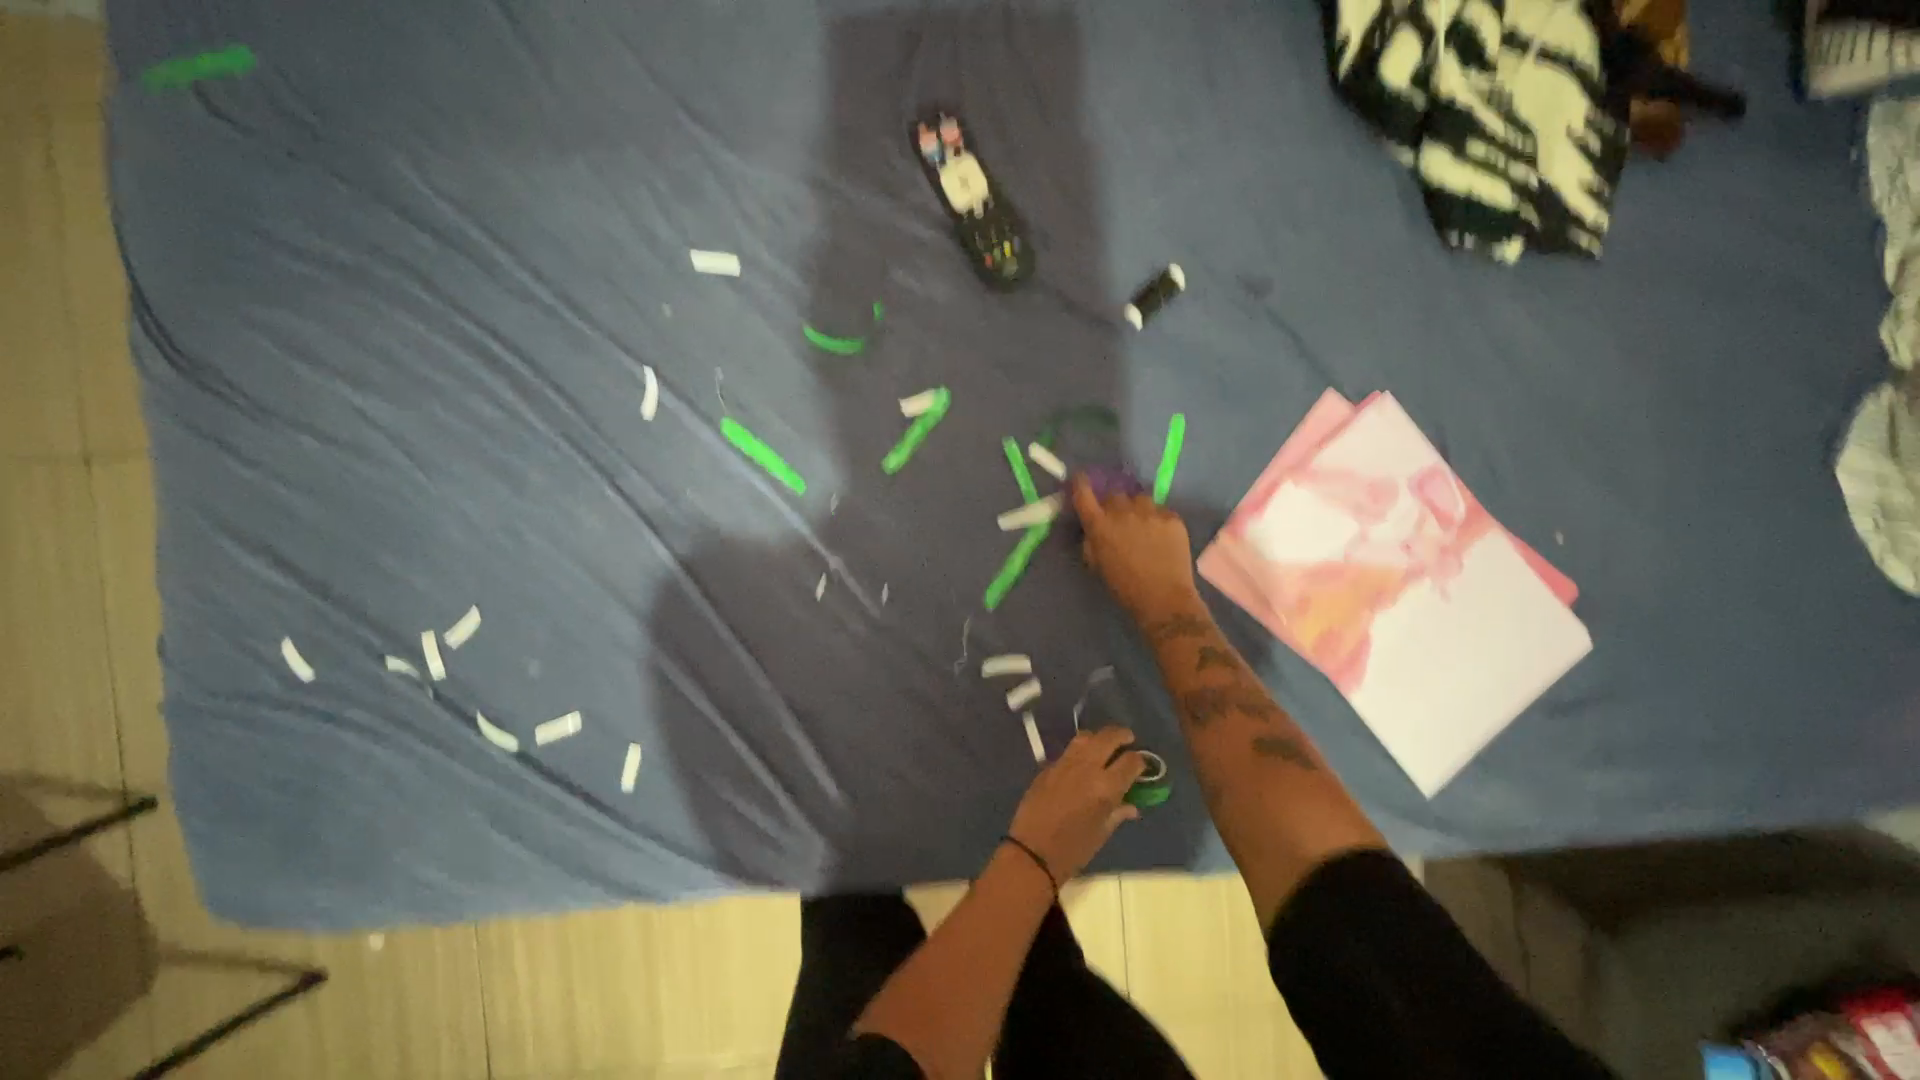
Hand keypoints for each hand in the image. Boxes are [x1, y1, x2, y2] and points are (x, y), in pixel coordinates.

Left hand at [1006, 726, 1146, 882]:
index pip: (1131, 761)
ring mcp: (1064, 764)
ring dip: (1099, 738)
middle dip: (1122, 735)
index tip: (1141, 764)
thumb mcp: (1102, 833)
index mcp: (1106, 787)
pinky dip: (1080, 751)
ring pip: (1086, 737)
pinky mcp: (1047, 767)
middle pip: (1108, 737)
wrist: (1032, 852)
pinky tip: (1082, 762)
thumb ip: (1117, 813)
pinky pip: (1068, 751)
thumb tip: (1131, 805)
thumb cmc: (1073, 850)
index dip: (1140, 761)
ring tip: (1104, 745)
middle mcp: (1087, 768)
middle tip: (1128, 739)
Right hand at [1071, 474, 1198, 621]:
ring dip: (1137, 508)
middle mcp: (1123, 512)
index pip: (1083, 494)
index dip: (1080, 483)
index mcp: (1099, 525)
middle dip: (1114, 504)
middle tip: (1119, 520)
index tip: (1081, 479)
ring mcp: (1150, 512)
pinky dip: (1158, 519)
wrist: (1163, 598)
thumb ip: (1091, 541)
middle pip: (1114, 494)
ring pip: (1139, 499)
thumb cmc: (1124, 587)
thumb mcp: (1097, 564)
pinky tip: (1161, 536)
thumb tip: (1092, 529)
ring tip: (1143, 525)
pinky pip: (1160, 510)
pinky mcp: (1172, 517)